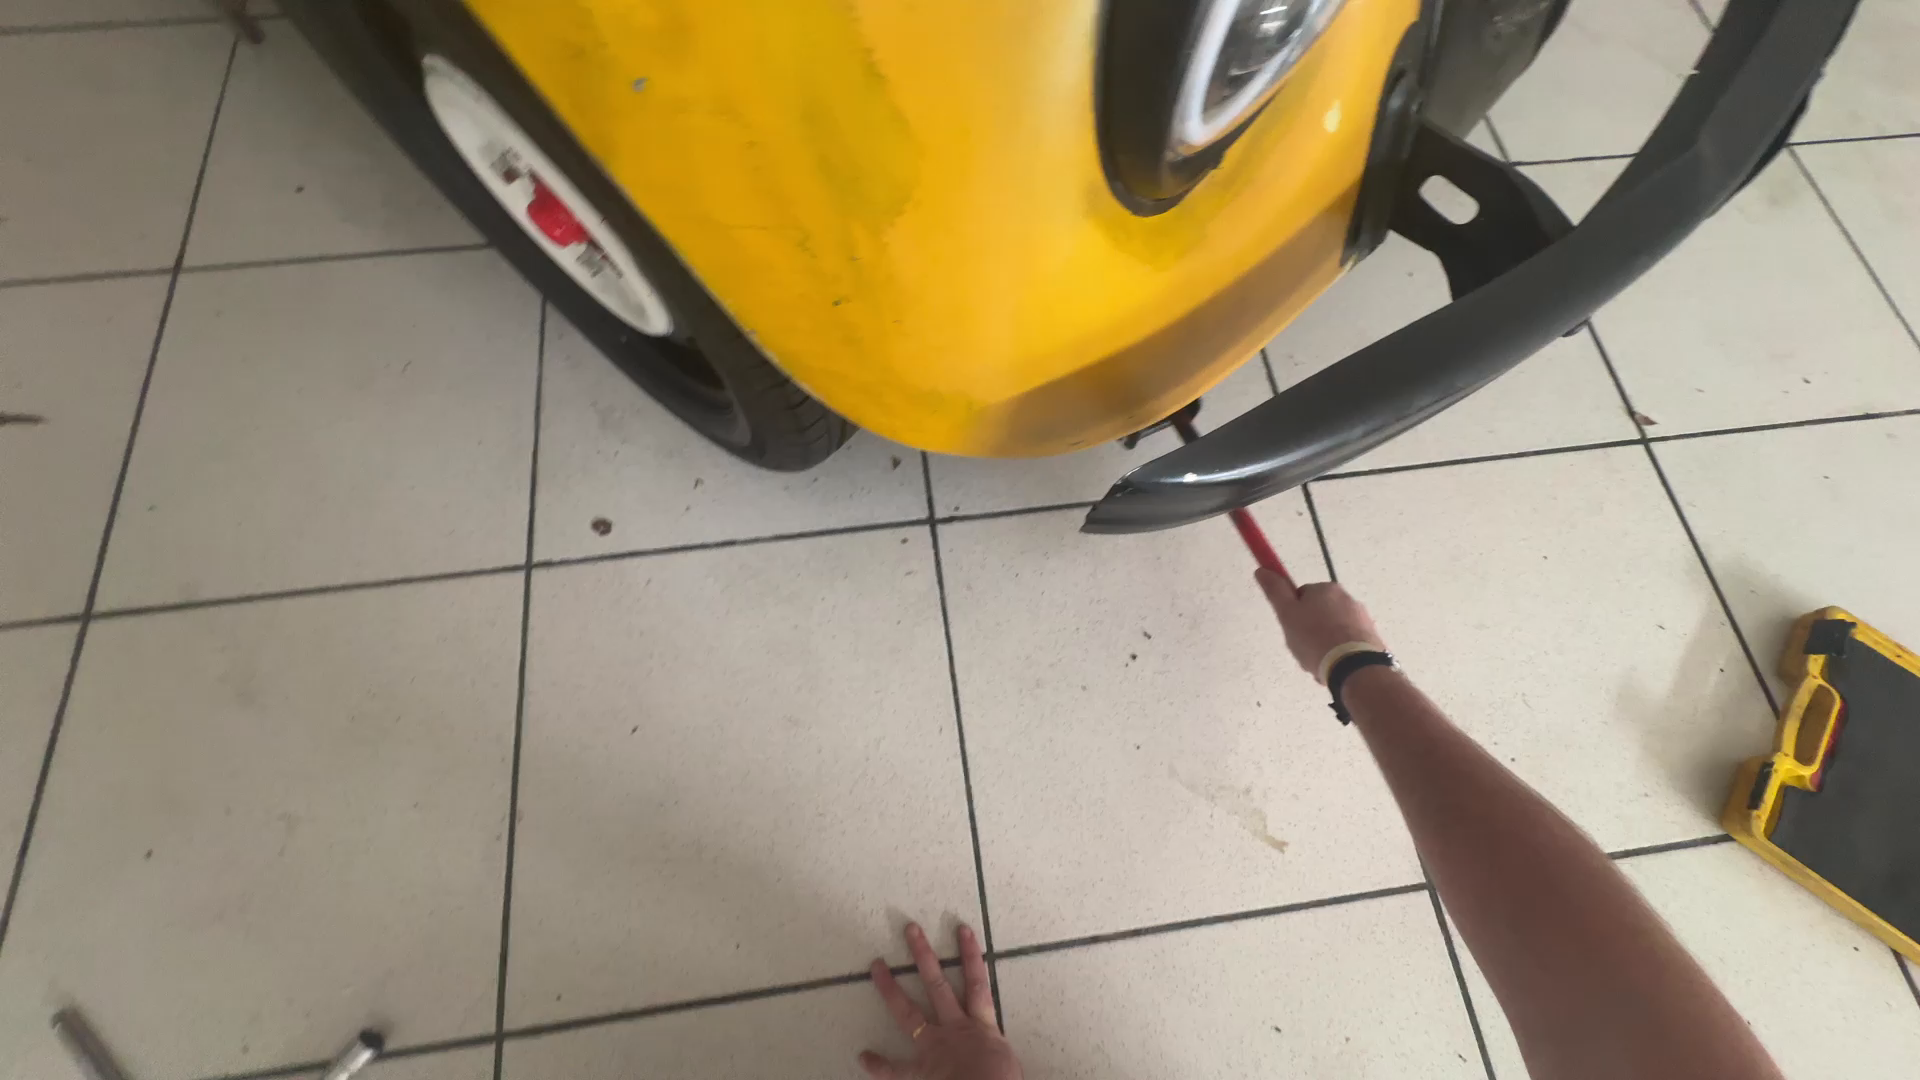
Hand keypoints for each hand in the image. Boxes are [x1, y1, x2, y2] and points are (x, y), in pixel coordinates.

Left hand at [861, 922, 1022, 1079]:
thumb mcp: (1006, 1060)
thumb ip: (996, 1047)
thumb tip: (997, 1052)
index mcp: (980, 1025)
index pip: (977, 982)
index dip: (971, 955)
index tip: (962, 929)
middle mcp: (954, 1028)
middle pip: (936, 984)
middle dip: (923, 956)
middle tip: (910, 929)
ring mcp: (934, 1047)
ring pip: (910, 1013)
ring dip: (891, 989)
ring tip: (876, 965)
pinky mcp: (922, 1072)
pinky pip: (897, 1070)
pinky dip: (881, 1065)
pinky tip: (863, 1056)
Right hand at [1255, 569, 1384, 681]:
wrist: (1354, 668)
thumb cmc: (1314, 638)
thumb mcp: (1287, 614)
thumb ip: (1275, 591)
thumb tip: (1262, 570)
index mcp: (1326, 589)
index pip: (1301, 595)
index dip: (1293, 612)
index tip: (1292, 628)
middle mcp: (1348, 598)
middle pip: (1319, 612)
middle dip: (1310, 628)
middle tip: (1302, 646)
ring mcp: (1363, 619)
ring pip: (1333, 629)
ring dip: (1324, 642)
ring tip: (1317, 660)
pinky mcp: (1372, 638)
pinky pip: (1348, 642)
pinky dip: (1339, 651)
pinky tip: (1332, 664)